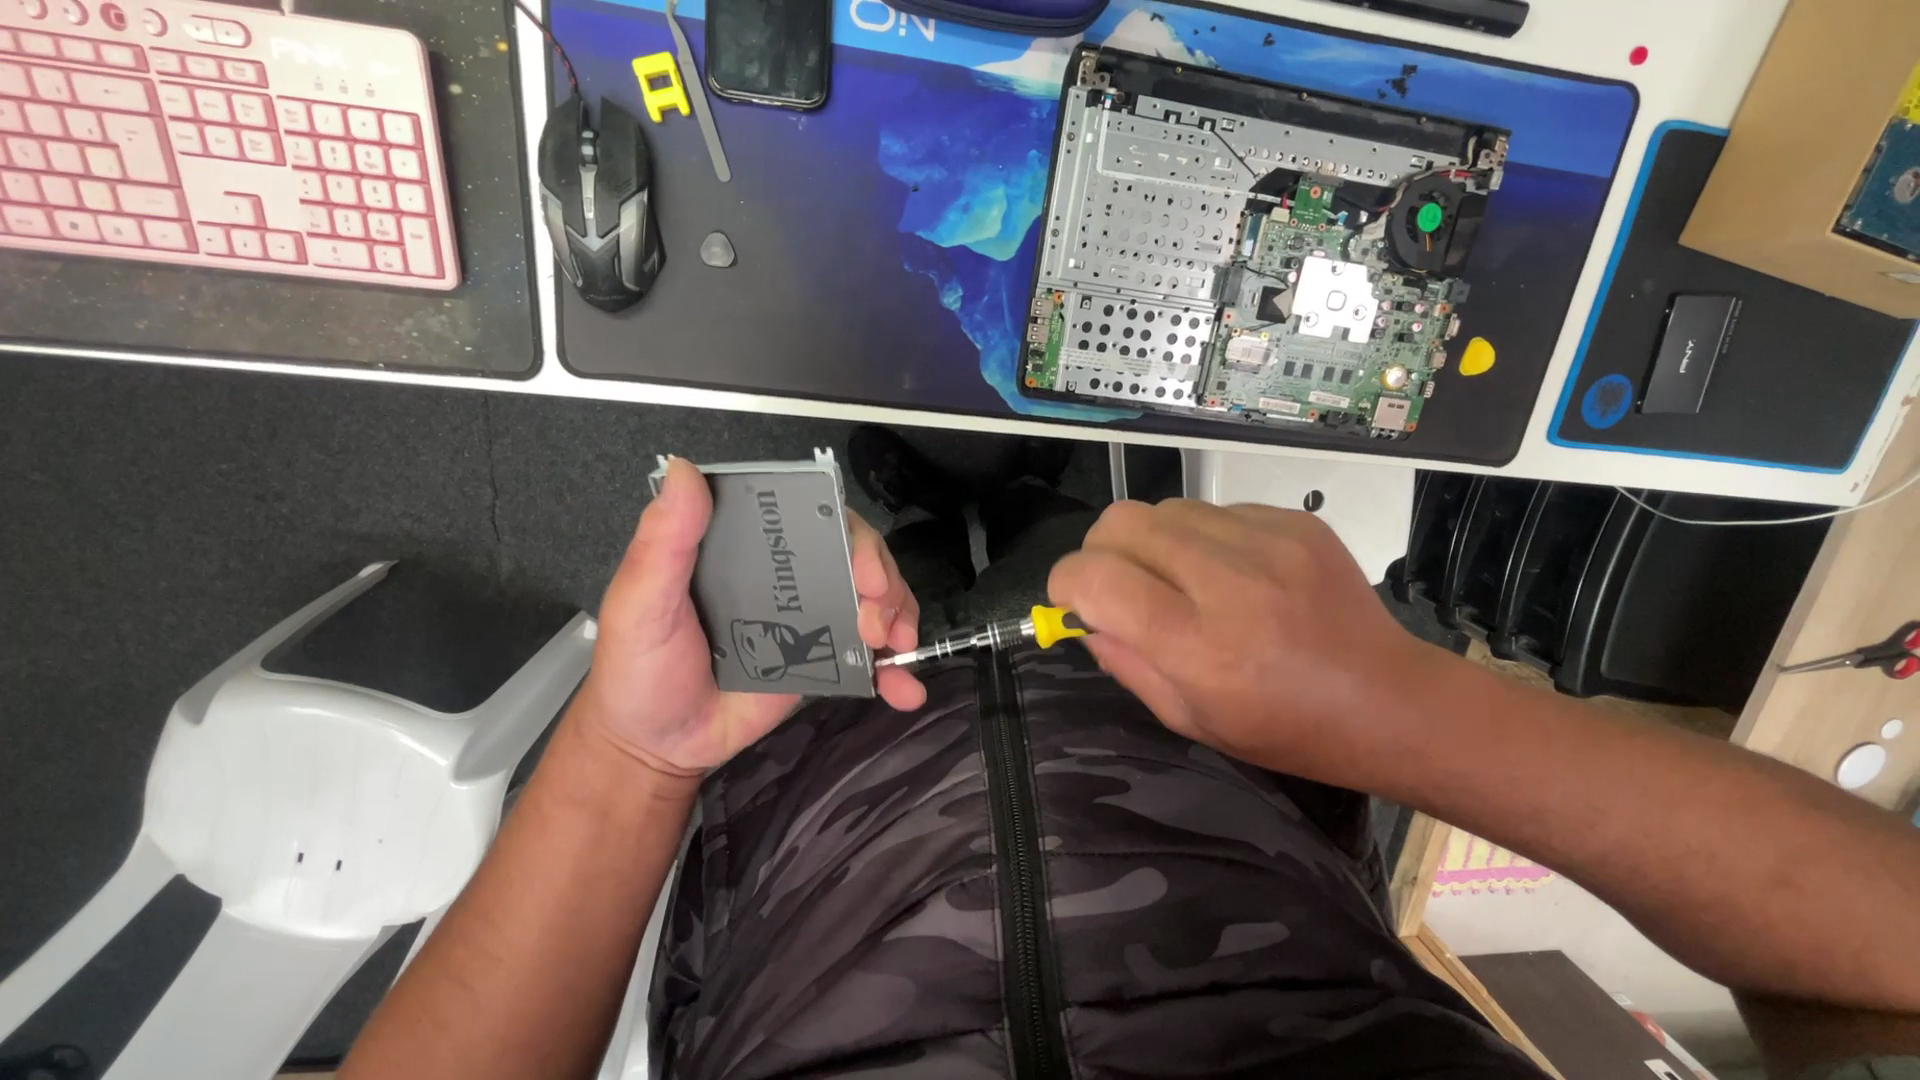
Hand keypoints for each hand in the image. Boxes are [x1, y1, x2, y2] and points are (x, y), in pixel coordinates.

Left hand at [576, 458, 926, 777]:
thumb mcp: (639, 602)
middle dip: (882, 578)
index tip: (861, 564)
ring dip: (899, 614)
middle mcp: (785, 572)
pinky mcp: (822, 660)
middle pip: (854, 552)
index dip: (845, 528)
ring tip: (895, 647)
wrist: (656, 746)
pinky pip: (869, 656)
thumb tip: (685, 470)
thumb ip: (664, 542)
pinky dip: (895, 670)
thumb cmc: (638, 667)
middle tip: (875, 620)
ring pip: (873, 597)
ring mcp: (809, 617)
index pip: (808, 513)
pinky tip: (905, 689)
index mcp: (747, 546)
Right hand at [1047, 499, 1444, 788]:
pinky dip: (1202, 536)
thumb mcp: (1190, 719)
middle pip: (1122, 523)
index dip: (1065, 583)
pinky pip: (1216, 510)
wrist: (1390, 701)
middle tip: (1118, 584)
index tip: (1071, 601)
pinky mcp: (1296, 521)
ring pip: (1166, 508)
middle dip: (1100, 551)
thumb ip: (1126, 664)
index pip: (1096, 579)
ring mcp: (1268, 542)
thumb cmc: (1284, 729)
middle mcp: (1229, 581)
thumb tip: (1083, 618)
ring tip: (1179, 579)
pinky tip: (1231, 572)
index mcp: (1198, 644)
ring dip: (1152, 541)